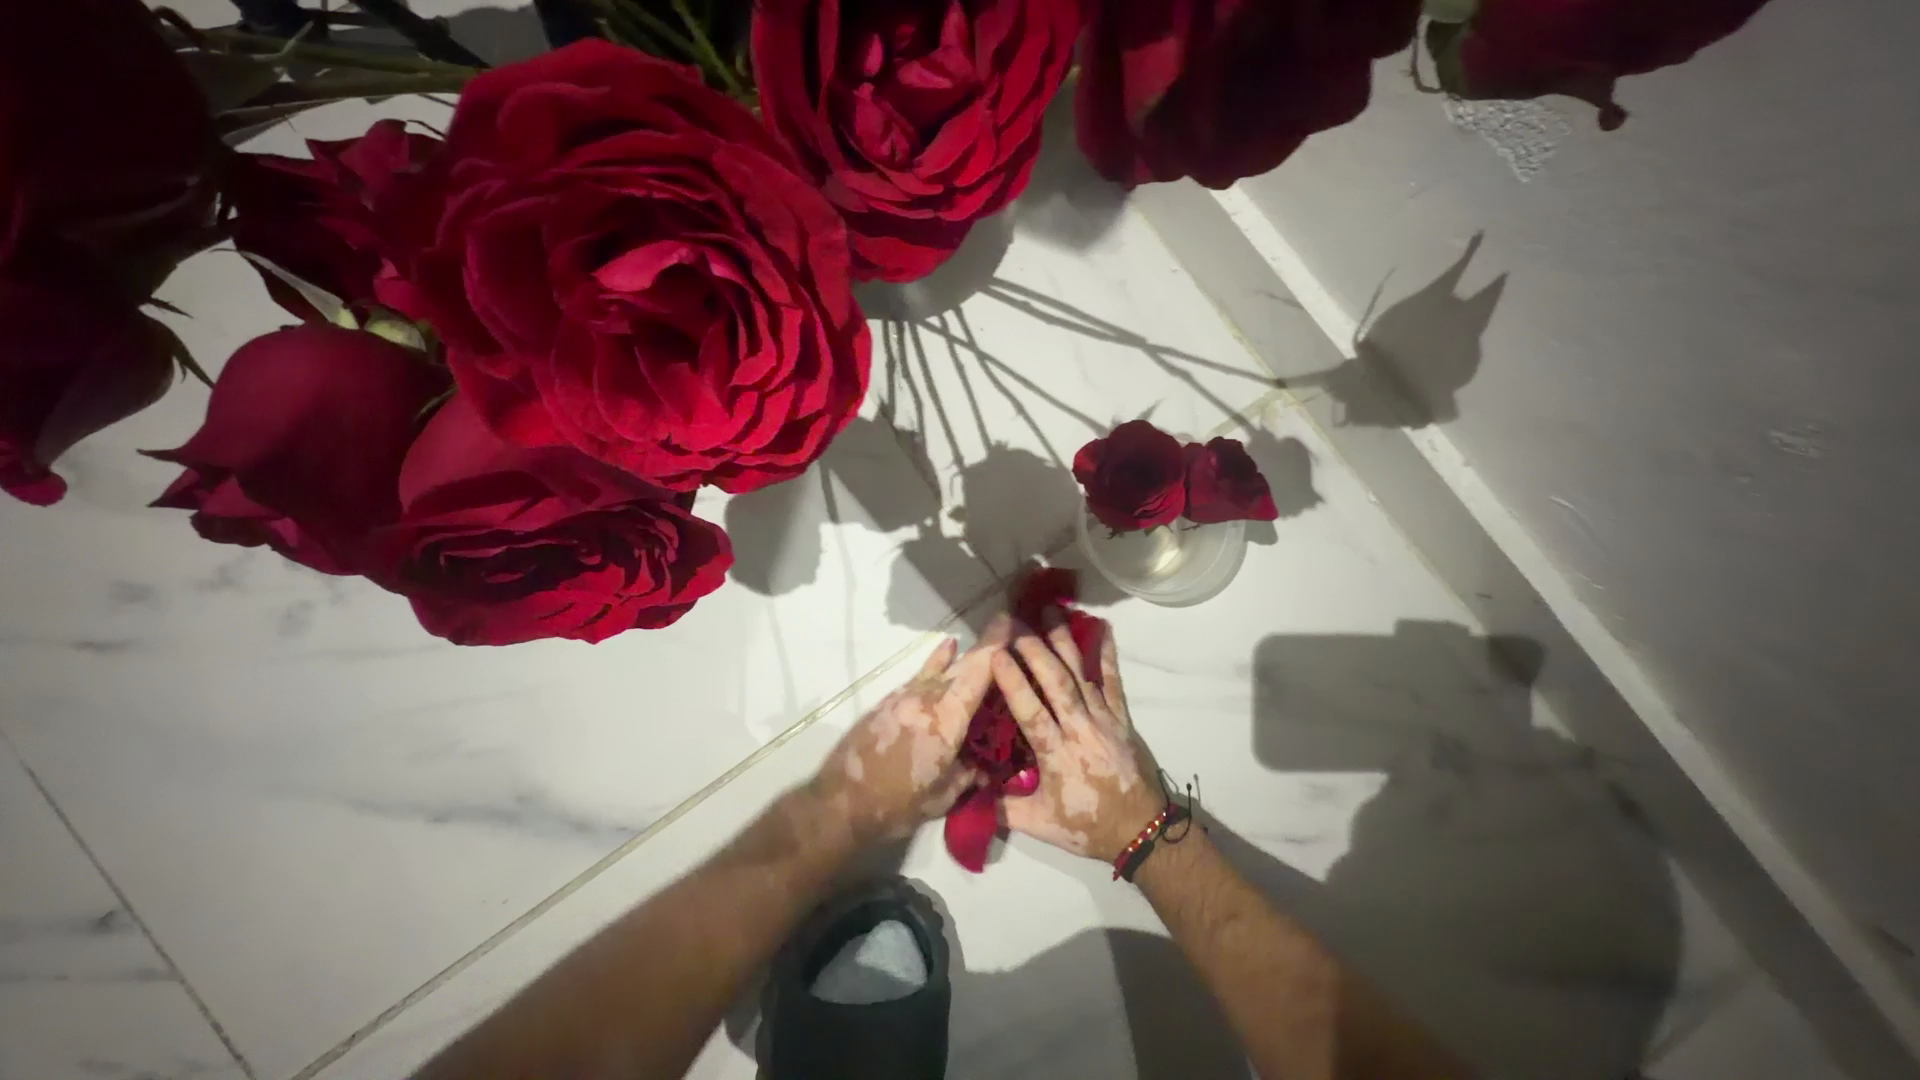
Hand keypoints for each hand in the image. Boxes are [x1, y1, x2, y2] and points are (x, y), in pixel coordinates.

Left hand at [810, 617, 1008, 841]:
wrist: (840, 802)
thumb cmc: (896, 805)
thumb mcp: (941, 800)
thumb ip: (966, 778)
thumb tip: (982, 768)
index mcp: (946, 722)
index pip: (976, 674)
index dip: (995, 647)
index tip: (1011, 624)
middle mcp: (926, 699)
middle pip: (961, 665)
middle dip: (985, 646)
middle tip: (1005, 625)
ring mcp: (904, 697)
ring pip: (940, 669)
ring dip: (963, 656)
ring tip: (982, 644)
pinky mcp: (888, 701)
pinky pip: (921, 675)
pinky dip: (938, 662)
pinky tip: (946, 651)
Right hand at [992, 611, 1163, 860]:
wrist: (1142, 830)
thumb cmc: (1087, 827)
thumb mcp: (1040, 825)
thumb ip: (1004, 808)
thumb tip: (967, 793)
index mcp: (1056, 755)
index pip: (1031, 712)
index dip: (1013, 682)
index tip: (996, 655)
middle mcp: (1080, 729)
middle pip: (1056, 683)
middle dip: (1035, 650)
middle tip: (1016, 623)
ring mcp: (1103, 719)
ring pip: (1080, 674)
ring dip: (1063, 641)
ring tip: (1050, 611)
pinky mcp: (1121, 717)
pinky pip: (1113, 680)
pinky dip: (1107, 653)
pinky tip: (1102, 628)